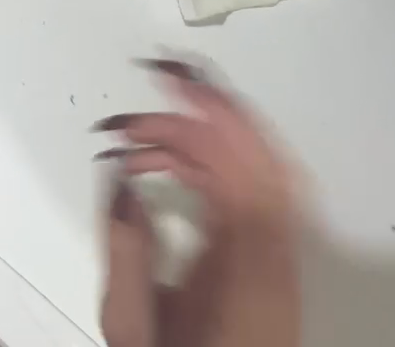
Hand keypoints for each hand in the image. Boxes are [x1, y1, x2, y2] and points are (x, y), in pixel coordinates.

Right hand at [95, 60, 302, 346]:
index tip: (174, 74)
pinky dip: (199, 158)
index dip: (215, 112)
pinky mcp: (259, 255)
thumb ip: (126, 246)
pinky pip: (240, 186)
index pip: (250, 170)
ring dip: (190, 136)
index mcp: (252, 270)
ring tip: (133, 131)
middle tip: (143, 92)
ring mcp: (273, 256)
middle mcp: (275, 258)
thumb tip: (120, 175)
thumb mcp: (133, 319)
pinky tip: (158, 157)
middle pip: (253, 160)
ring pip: (246, 168)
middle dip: (195, 112)